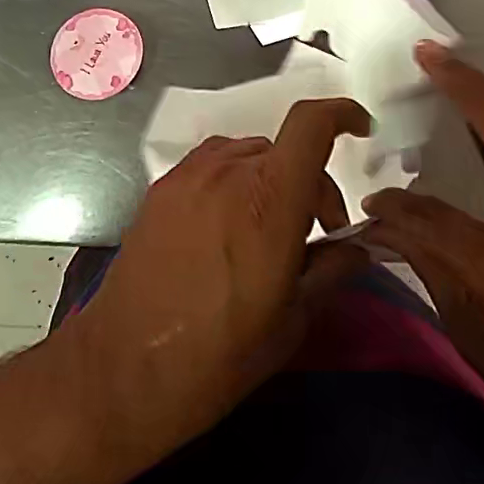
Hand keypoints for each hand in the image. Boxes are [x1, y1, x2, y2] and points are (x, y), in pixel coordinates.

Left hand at [67, 99, 372, 432]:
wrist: (123, 369)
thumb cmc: (219, 354)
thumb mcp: (292, 320)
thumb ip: (332, 270)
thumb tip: (359, 248)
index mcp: (270, 199)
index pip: (312, 124)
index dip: (342, 114)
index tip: (361, 131)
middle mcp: (228, 171)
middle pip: (284, 150)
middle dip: (310, 184)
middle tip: (313, 237)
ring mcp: (188, 177)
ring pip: (248, 156)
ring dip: (270, 182)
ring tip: (266, 234)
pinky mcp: (161, 190)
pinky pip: (212, 166)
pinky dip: (234, 182)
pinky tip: (227, 229)